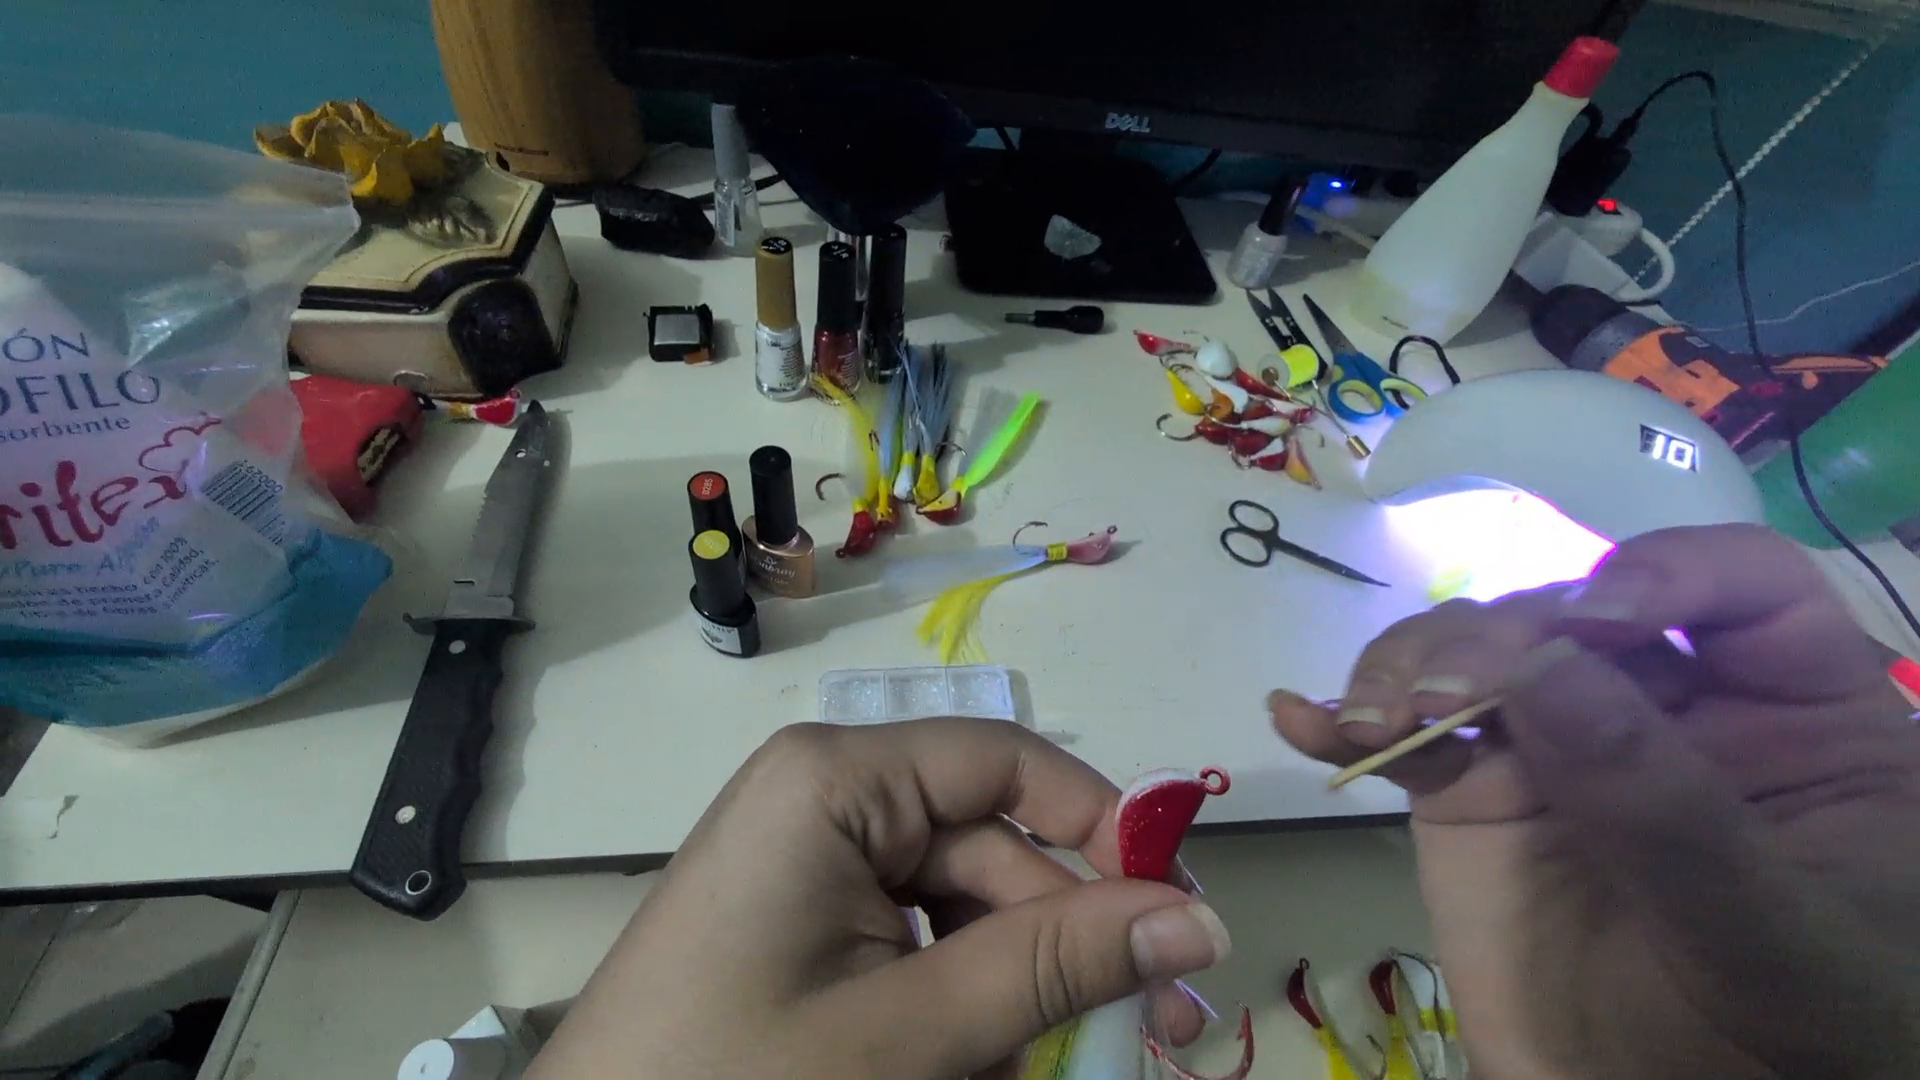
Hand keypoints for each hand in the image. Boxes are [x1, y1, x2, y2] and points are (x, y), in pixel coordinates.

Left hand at [526, 719, 1224, 1079]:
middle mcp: (828, 792)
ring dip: (1018, 984)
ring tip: (1068, 1062)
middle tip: (1158, 1030)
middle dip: (1063, 939)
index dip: (1096, 821)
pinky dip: (960, 1000)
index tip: (1173, 905)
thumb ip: (1054, 967)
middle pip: (986, 844)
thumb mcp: (910, 1032)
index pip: (1001, 760)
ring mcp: (815, 852)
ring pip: (959, 903)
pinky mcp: (808, 910)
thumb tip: (1197, 918)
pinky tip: (985, 1059)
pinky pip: (914, 938)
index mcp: (836, 776)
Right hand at [1270, 525, 1919, 1079]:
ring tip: (1368, 729)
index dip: (1665, 572)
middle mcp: (1651, 708)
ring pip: (1456, 653)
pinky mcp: (1458, 787)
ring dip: (1399, 671)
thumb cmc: (1778, 1049)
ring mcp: (1540, 744)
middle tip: (1440, 707)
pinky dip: (1340, 719)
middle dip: (1484, 646)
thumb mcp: (1767, 938)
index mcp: (1781, 722)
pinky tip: (1301, 722)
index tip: (1589, 625)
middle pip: (1554, 614)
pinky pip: (1395, 729)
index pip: (1740, 589)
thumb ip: (1664, 804)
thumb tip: (1544, 664)